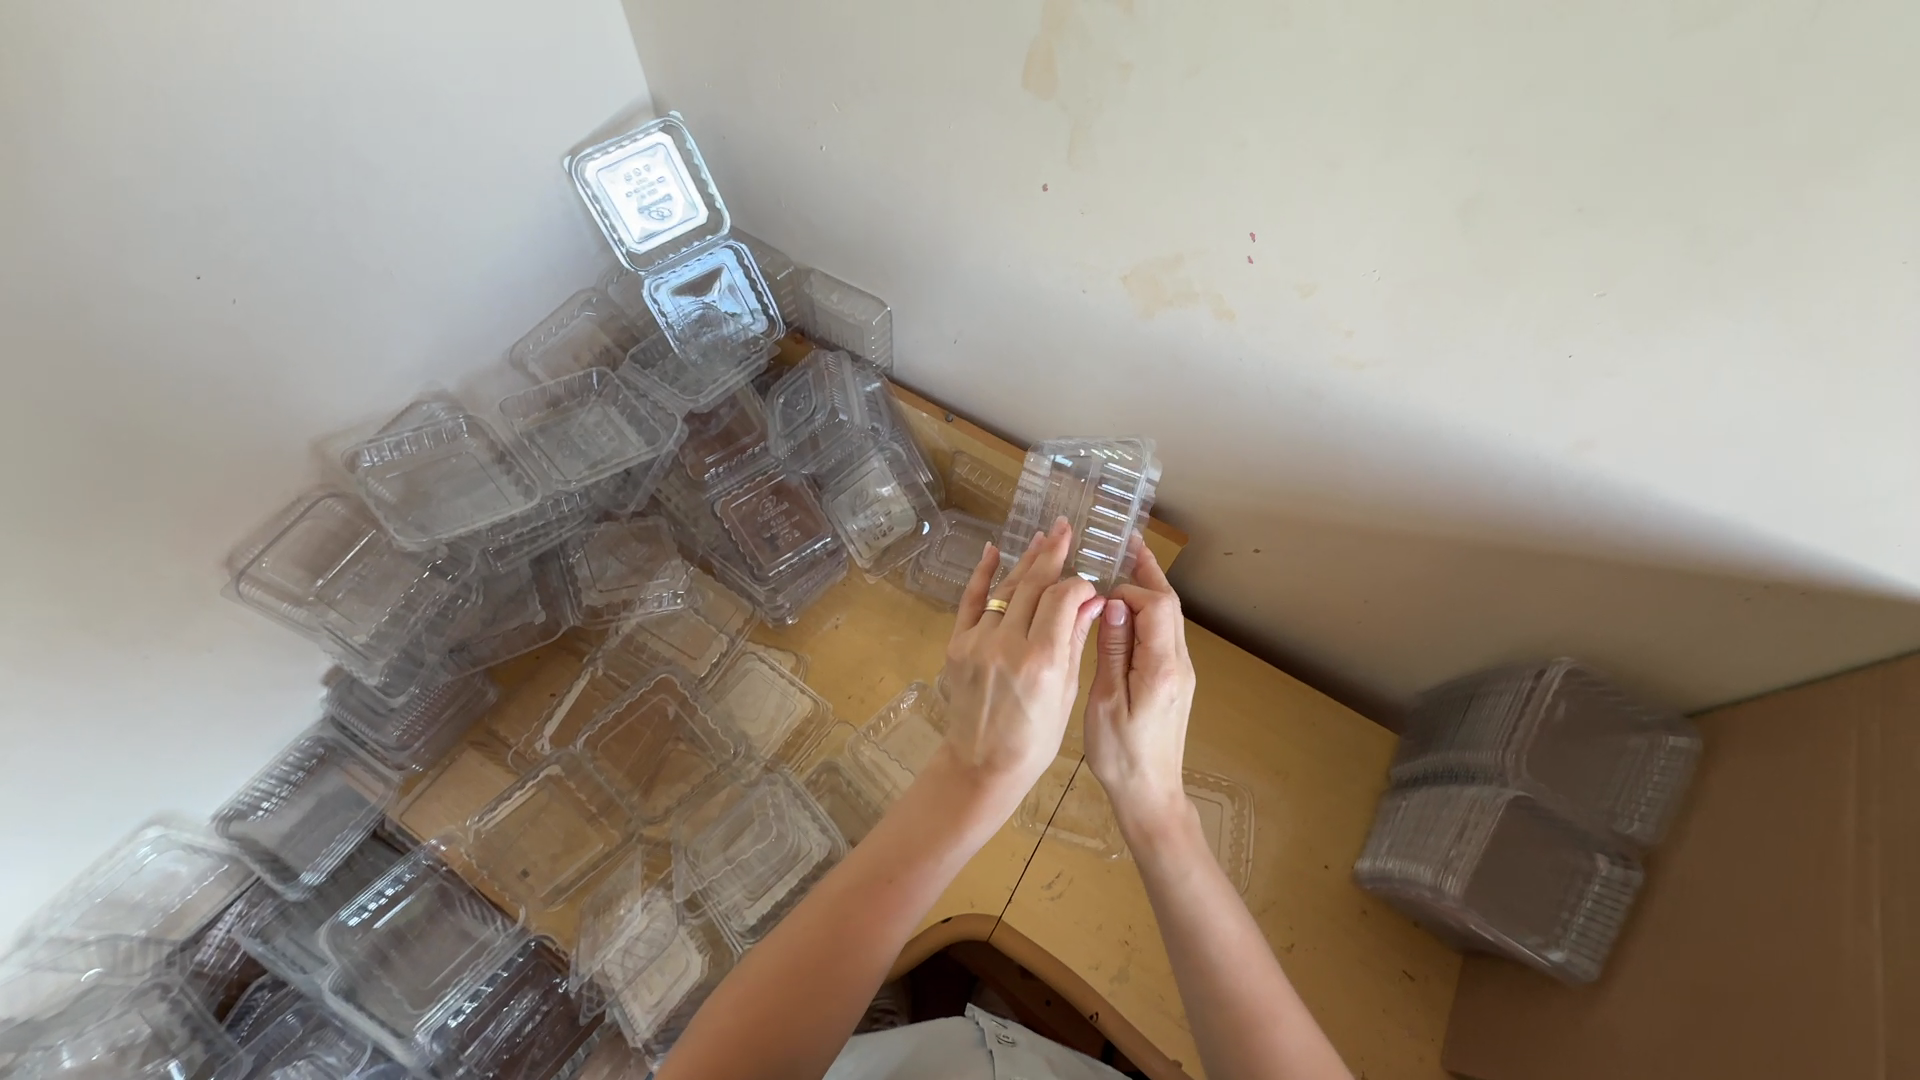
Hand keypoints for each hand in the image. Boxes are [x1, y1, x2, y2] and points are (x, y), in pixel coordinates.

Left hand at [938, 517, 1104, 802]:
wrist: (982, 764)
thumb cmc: (1035, 738)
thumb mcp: (1067, 693)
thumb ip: (1075, 641)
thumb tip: (1091, 599)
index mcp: (1043, 661)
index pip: (1063, 599)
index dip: (1078, 584)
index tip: (1088, 584)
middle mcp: (1008, 645)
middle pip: (1034, 586)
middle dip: (1052, 554)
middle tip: (1064, 528)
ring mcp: (978, 642)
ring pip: (1006, 590)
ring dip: (1024, 561)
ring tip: (1041, 537)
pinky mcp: (957, 645)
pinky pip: (970, 601)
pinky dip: (983, 575)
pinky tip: (995, 550)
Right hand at [1084, 536, 1197, 836]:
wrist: (1151, 795)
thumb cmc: (1121, 755)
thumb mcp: (1106, 702)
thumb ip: (1113, 651)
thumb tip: (1115, 604)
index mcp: (1162, 668)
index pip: (1156, 606)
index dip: (1131, 588)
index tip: (1100, 591)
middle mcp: (1179, 664)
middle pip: (1170, 605)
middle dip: (1149, 571)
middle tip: (1126, 541)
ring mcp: (1180, 673)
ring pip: (1169, 618)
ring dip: (1150, 588)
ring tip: (1126, 563)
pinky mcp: (1174, 682)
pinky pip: (1163, 634)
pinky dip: (1148, 611)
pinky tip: (1127, 608)